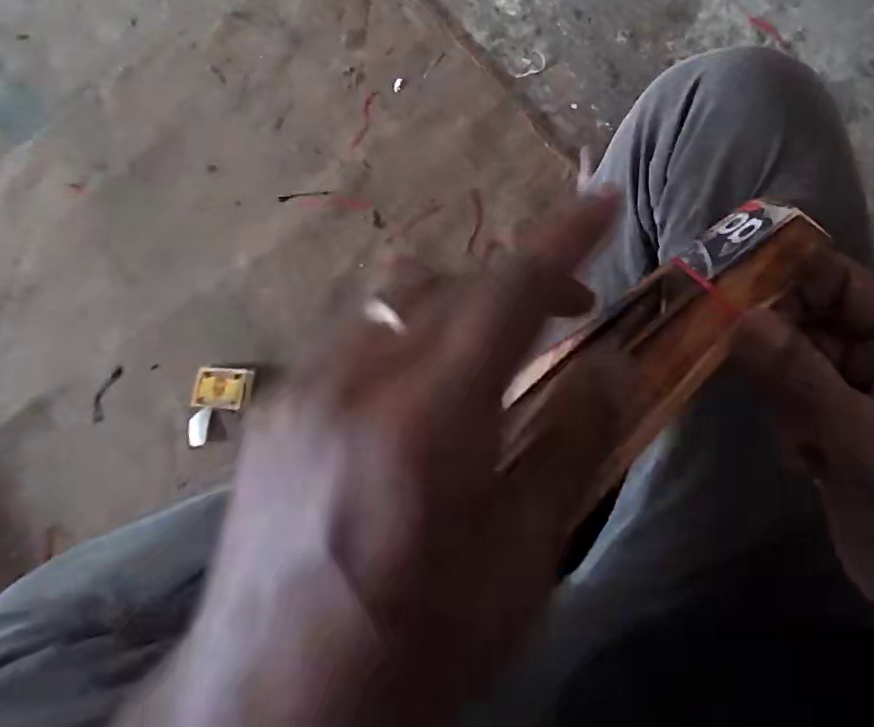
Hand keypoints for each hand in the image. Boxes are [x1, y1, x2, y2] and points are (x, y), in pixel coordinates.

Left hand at [141, 191, 625, 726]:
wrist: (260, 709)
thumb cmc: (411, 653)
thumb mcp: (517, 571)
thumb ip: (568, 449)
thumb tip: (613, 363)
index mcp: (425, 426)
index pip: (507, 293)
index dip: (563, 237)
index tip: (602, 198)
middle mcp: (356, 383)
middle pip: (452, 280)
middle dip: (520, 278)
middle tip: (568, 311)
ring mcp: (305, 387)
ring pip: (399, 297)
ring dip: (463, 301)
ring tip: (495, 349)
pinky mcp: (278, 404)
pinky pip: (359, 334)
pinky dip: (410, 333)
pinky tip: (421, 391)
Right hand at [733, 246, 873, 656]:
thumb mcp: (862, 438)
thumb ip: (798, 374)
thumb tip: (740, 313)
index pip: (838, 279)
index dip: (786, 270)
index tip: (725, 276)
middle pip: (805, 318)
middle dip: (771, 337)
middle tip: (728, 350)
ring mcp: (852, 396)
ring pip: (789, 362)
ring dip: (778, 390)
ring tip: (799, 439)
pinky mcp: (833, 432)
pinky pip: (790, 401)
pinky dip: (785, 424)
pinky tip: (804, 461)